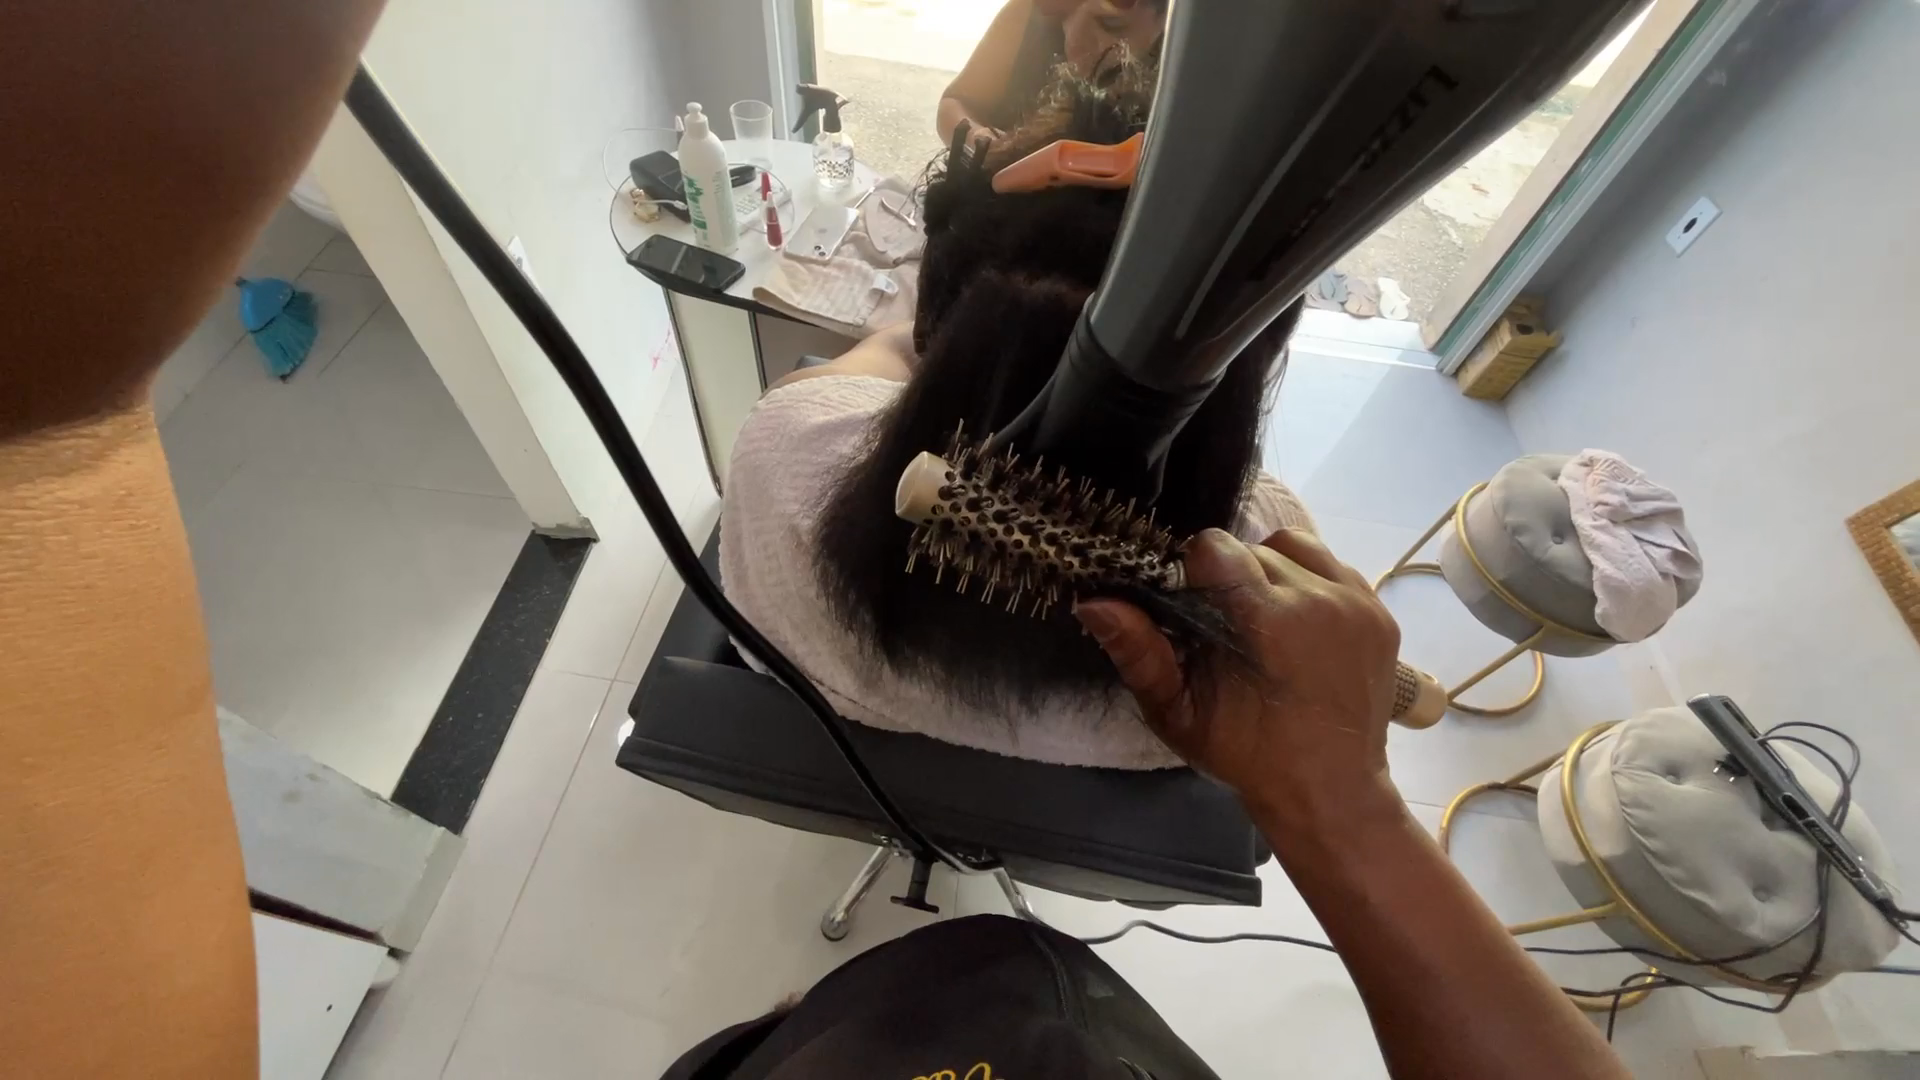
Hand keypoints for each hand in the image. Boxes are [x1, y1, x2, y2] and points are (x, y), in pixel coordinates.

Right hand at [1073, 528, 1402, 822]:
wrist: (1331, 791)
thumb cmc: (1244, 755)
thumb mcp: (1176, 711)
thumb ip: (1137, 652)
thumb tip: (1093, 601)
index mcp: (1268, 620)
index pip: (1214, 546)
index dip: (1191, 572)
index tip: (1191, 610)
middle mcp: (1319, 598)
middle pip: (1249, 547)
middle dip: (1227, 578)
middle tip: (1223, 627)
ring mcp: (1357, 601)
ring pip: (1290, 546)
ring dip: (1265, 571)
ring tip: (1259, 617)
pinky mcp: (1379, 609)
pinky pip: (1327, 564)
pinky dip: (1303, 580)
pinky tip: (1295, 622)